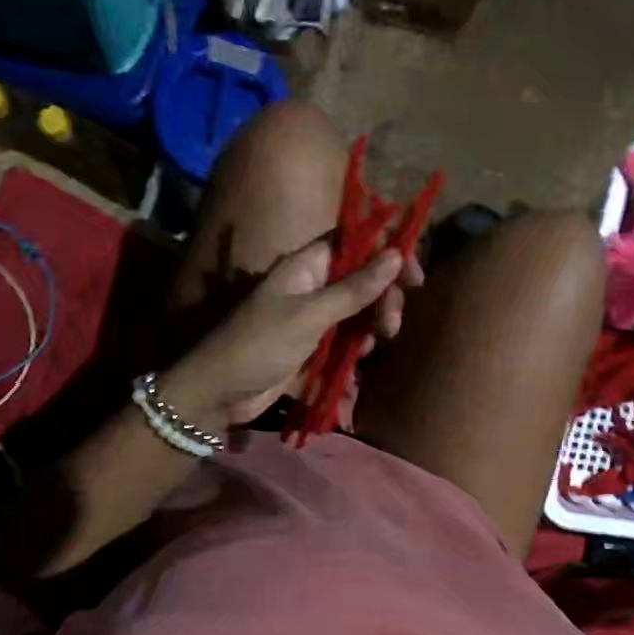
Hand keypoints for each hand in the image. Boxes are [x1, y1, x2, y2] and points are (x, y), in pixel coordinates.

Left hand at [160, 240, 408, 427]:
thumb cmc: (259, 344)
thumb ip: (353, 289)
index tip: (413, 274)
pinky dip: (355, 351)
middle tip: (391, 325)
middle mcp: (311, 287)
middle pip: (361, 281)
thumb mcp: (309, 315)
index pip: (354, 243)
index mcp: (306, 266)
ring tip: (375, 346)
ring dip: (371, 327)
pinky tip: (360, 366)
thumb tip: (395, 254)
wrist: (220, 391)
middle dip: (383, 299)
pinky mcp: (311, 349)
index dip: (386, 251)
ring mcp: (311, 319)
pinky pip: (344, 342)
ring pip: (356, 313)